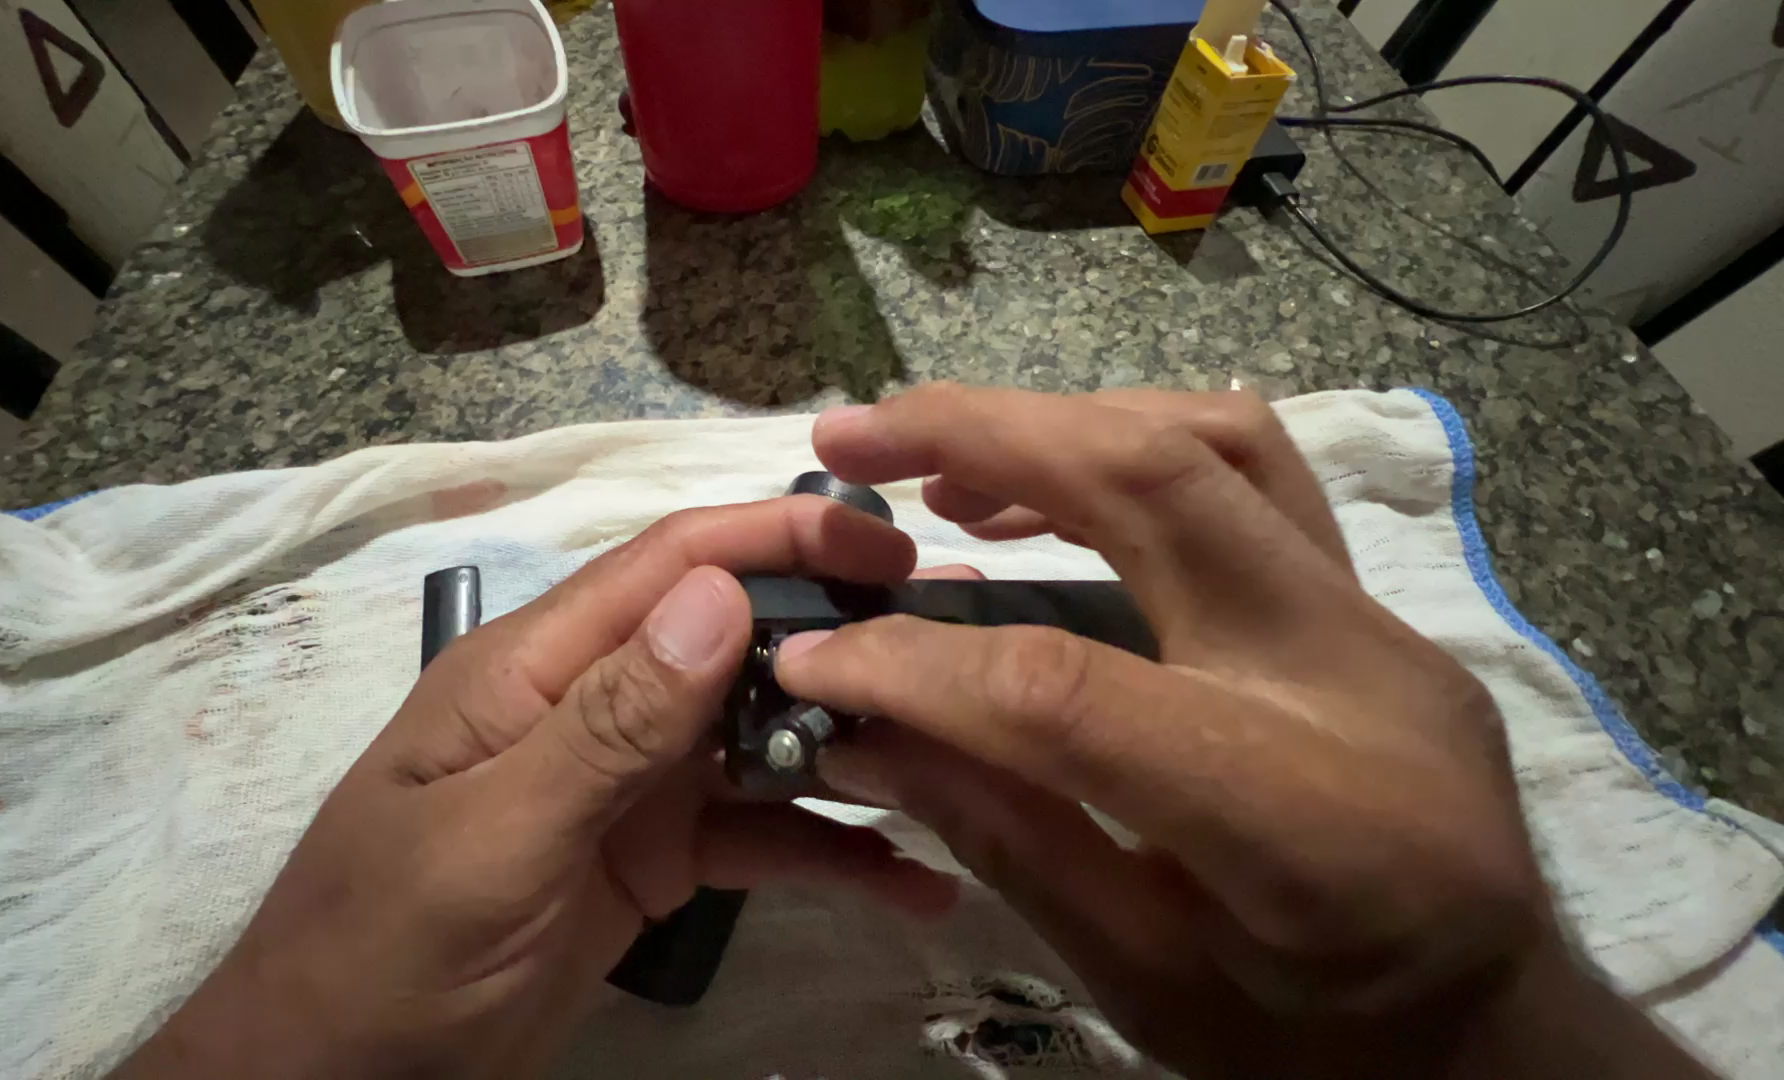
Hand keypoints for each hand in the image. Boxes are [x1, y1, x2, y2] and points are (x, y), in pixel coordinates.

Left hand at [113, 498, 956, 1079]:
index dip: (779, 536)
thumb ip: (607, 722)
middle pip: (738, 635)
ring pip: (764, 728)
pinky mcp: (666, 845)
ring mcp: (642, 772)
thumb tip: (719, 597)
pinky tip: (905, 880)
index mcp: (547, 660)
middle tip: (945, 634)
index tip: (882, 548)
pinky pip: (762, 829)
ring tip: (949, 751)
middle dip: (839, 630)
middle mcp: (605, 696)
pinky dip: (830, 847)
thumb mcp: (494, 839)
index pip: (675, 561)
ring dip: (850, 739)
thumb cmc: (386, 954)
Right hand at [777, 384, 1713, 1079]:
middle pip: (1155, 483)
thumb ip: (993, 831)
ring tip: (935, 466)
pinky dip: (1114, 443)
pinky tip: (1032, 488)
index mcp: (1298, 817)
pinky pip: (1242, 465)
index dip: (912, 662)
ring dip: (1049, 424)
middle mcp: (1350, 674)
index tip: (814, 654)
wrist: (1488, 1025)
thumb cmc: (1306, 1035)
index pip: (1063, 691)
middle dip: (978, 434)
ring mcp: (1372, 615)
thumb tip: (856, 726)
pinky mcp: (1361, 593)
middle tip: (851, 436)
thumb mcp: (1133, 975)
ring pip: (1211, 438)